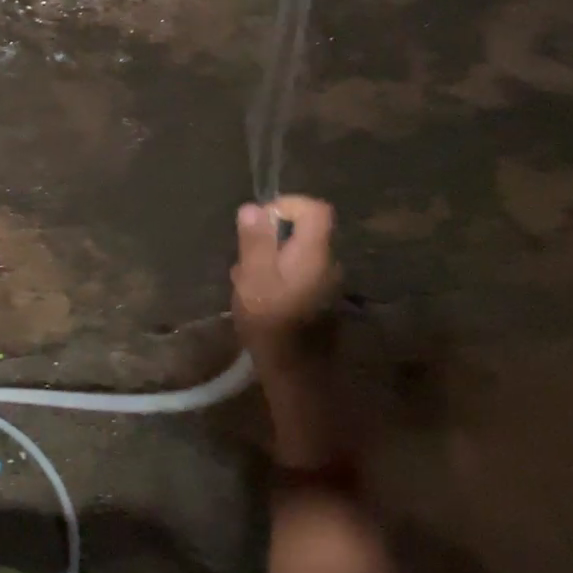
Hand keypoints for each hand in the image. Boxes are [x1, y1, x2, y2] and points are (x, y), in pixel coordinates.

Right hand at [232, 196, 338, 345]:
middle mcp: (328, 262)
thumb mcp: (254, 277)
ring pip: (297, 253)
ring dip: (270, 258)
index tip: (258, 221)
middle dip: (270, 237)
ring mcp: (326, 281)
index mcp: (314, 253)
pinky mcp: (319, 298)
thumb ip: (256, 242)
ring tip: (245, 281)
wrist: (295, 368)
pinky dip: (276, 274)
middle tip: (244, 258)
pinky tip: (258, 296)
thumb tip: (253, 207)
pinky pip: (297, 272)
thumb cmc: (271, 320)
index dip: (287, 205)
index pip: (315, 210)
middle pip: (304, 231)